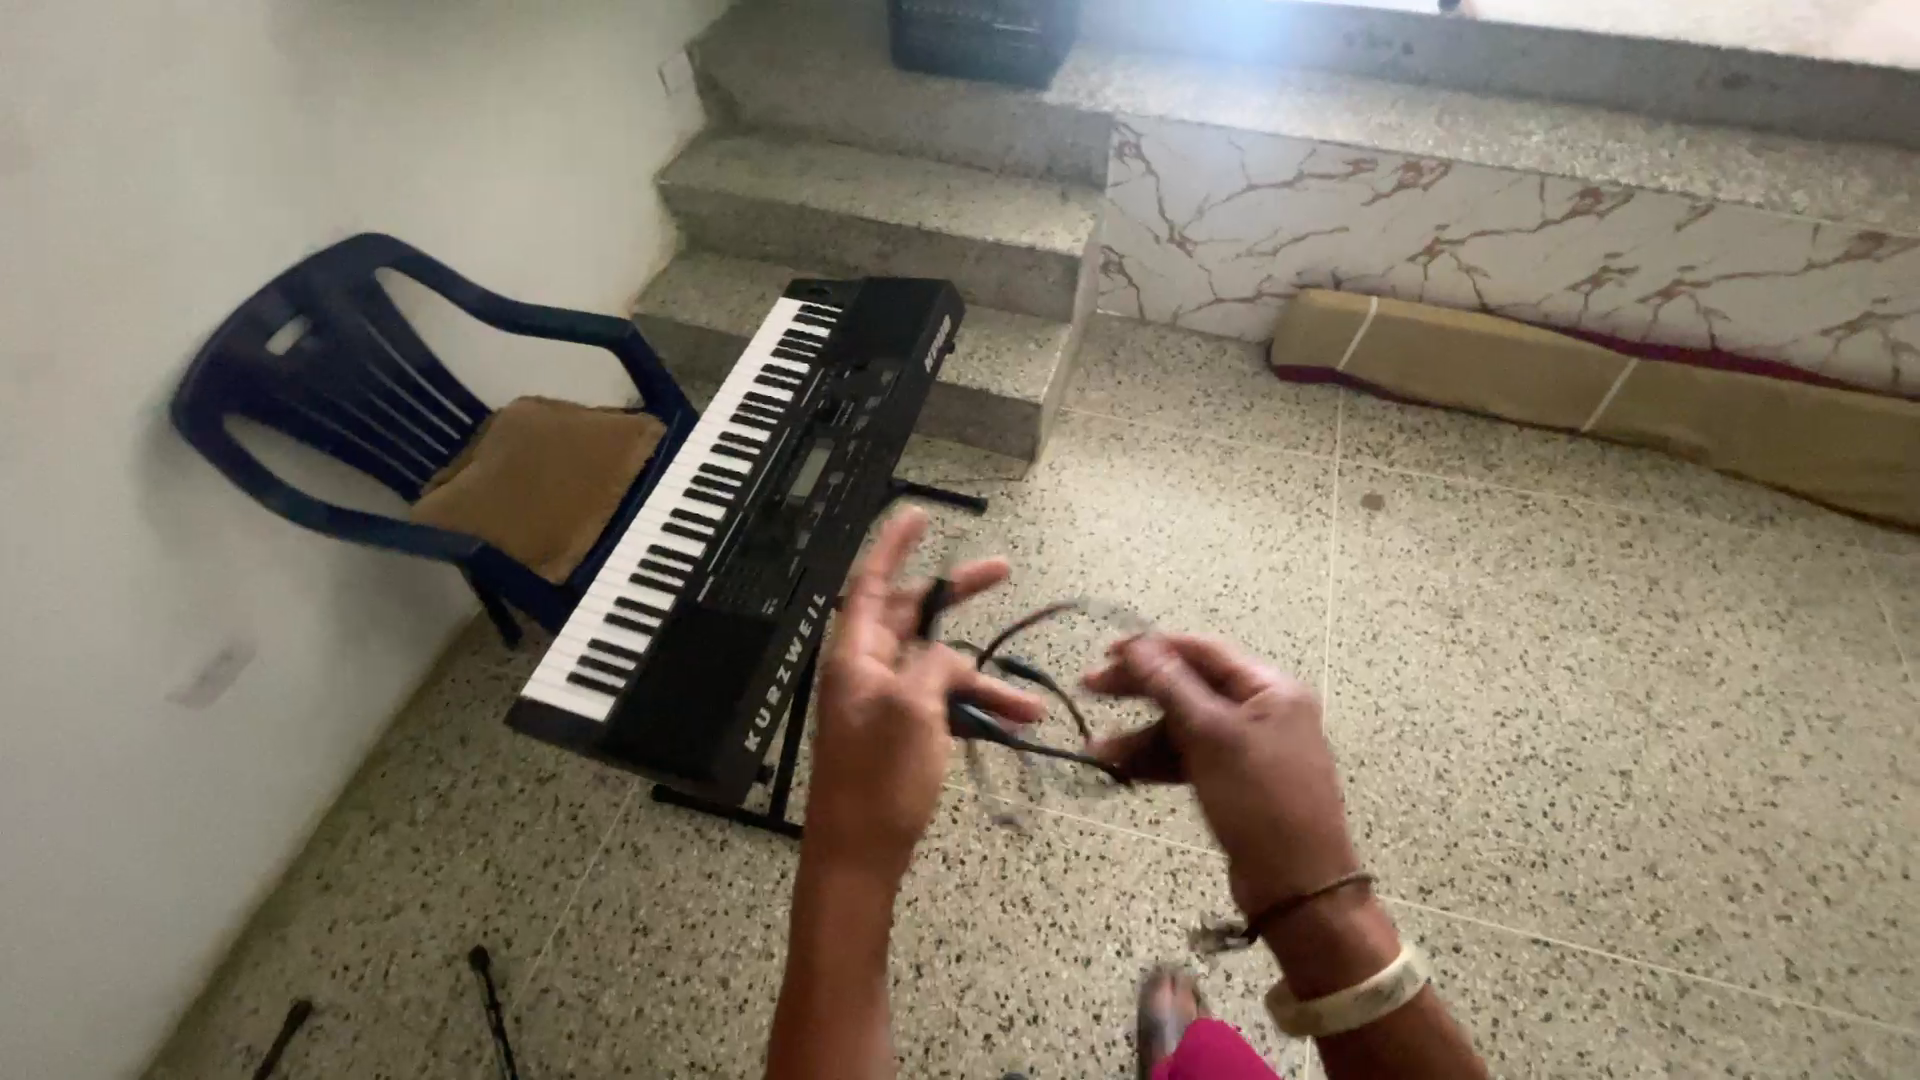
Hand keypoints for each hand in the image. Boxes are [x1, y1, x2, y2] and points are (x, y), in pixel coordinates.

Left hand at [808, 507, 1044, 882]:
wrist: (858, 858)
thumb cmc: (877, 781)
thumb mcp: (911, 711)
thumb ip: (932, 666)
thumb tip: (946, 655)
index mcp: (855, 655)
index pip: (872, 582)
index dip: (895, 544)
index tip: (919, 513)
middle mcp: (867, 668)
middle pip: (913, 615)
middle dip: (958, 597)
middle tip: (1001, 571)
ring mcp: (886, 700)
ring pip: (939, 668)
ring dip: (982, 680)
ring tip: (1030, 703)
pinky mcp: (902, 729)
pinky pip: (943, 704)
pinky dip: (975, 710)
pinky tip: (1013, 725)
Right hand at [1084, 634, 1359, 917]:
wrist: (1296, 889)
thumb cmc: (1259, 800)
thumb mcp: (1211, 736)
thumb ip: (1171, 686)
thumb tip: (1138, 644)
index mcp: (1268, 688)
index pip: (1202, 651)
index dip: (1152, 648)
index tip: (1107, 653)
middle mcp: (1260, 709)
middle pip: (1188, 685)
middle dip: (1139, 690)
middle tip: (1090, 689)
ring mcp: (1246, 746)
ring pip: (1182, 725)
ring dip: (1140, 735)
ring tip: (1097, 748)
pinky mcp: (1232, 778)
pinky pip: (1188, 756)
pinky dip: (1157, 761)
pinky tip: (1122, 769)